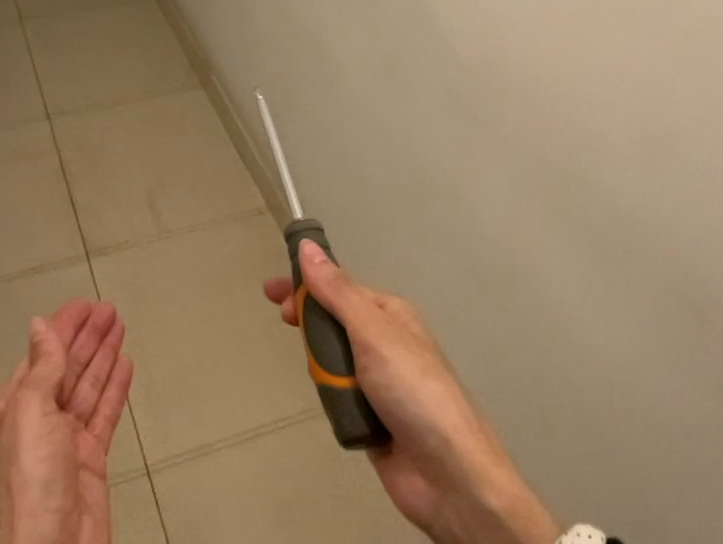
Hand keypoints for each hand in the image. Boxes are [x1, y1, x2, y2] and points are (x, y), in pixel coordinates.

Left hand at [0, 300, 134, 543]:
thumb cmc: (31, 480)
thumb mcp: (30, 413)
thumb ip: (42, 367)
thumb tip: (39, 326)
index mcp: (10, 408)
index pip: (40, 356)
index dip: (63, 328)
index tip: (84, 304)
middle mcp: (36, 421)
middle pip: (66, 368)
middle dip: (87, 337)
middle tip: (109, 309)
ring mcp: (64, 441)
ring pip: (87, 387)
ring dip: (103, 356)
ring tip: (120, 326)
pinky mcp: (90, 460)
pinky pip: (103, 414)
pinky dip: (114, 388)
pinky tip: (124, 365)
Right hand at [264, 241, 559, 543]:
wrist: (449, 475)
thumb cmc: (414, 392)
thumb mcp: (373, 332)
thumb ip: (337, 291)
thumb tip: (308, 247)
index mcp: (391, 315)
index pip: (340, 288)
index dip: (306, 285)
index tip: (272, 291)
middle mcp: (385, 343)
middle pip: (334, 321)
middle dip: (309, 322)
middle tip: (285, 324)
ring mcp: (378, 381)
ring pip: (332, 358)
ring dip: (321, 363)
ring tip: (322, 378)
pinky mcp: (370, 415)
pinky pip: (337, 394)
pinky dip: (328, 395)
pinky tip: (329, 402)